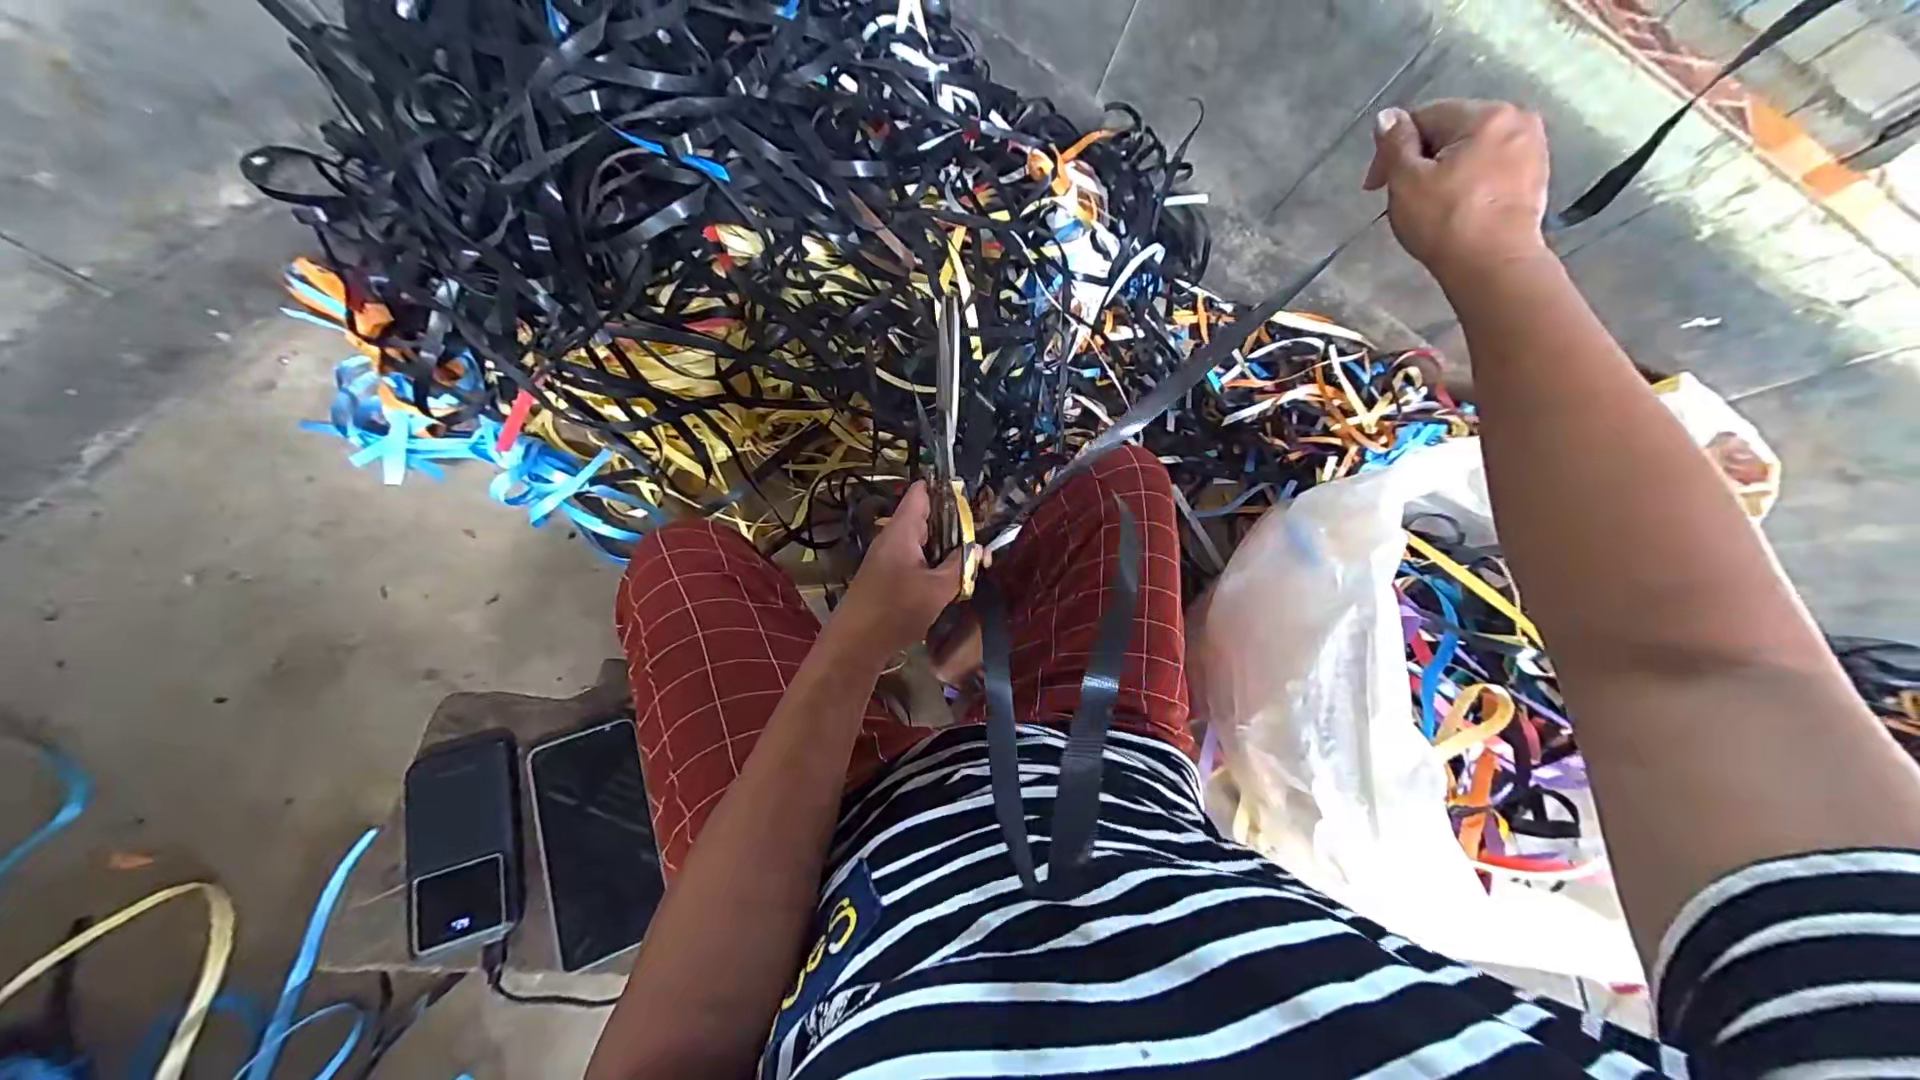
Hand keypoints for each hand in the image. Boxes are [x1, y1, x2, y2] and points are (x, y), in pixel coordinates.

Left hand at [824, 482, 964, 663]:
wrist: (856, 643)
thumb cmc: (896, 610)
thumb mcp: (938, 588)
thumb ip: (960, 565)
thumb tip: (977, 549)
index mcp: (902, 530)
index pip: (921, 493)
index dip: (945, 488)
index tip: (972, 495)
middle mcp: (893, 538)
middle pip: (926, 517)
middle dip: (954, 524)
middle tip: (981, 535)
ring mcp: (888, 556)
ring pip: (922, 541)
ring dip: (945, 548)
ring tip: (971, 558)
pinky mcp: (887, 575)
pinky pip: (915, 558)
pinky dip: (933, 563)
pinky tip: (949, 578)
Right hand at [1363, 100, 1551, 280]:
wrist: (1492, 263)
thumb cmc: (1444, 221)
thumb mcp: (1407, 182)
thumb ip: (1395, 145)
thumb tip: (1387, 117)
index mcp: (1485, 115)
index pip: (1425, 117)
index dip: (1392, 148)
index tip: (1374, 186)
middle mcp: (1517, 119)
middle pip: (1452, 130)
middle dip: (1420, 158)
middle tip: (1397, 196)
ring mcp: (1532, 147)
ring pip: (1472, 149)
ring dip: (1443, 169)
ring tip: (1426, 203)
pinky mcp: (1536, 175)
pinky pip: (1491, 167)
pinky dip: (1468, 181)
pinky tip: (1455, 207)